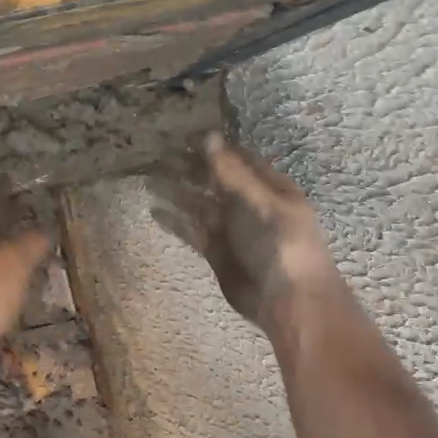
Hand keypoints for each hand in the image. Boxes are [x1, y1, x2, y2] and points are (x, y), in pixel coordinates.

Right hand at [154, 132, 338, 329]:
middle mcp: (249, 205)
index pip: (239, 159)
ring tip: (150, 178)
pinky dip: (173, 221)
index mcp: (269, 189)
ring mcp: (231, 229)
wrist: (288, 301)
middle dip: (190, 167)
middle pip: (215, 180)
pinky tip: (154, 211)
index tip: (184, 136)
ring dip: (177, 191)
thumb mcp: (259, 202)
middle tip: (160, 156)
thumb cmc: (280, 244)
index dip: (214, 147)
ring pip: (199, 203)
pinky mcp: (216, 251)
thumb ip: (230, 171)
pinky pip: (191, 230)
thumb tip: (208, 135)